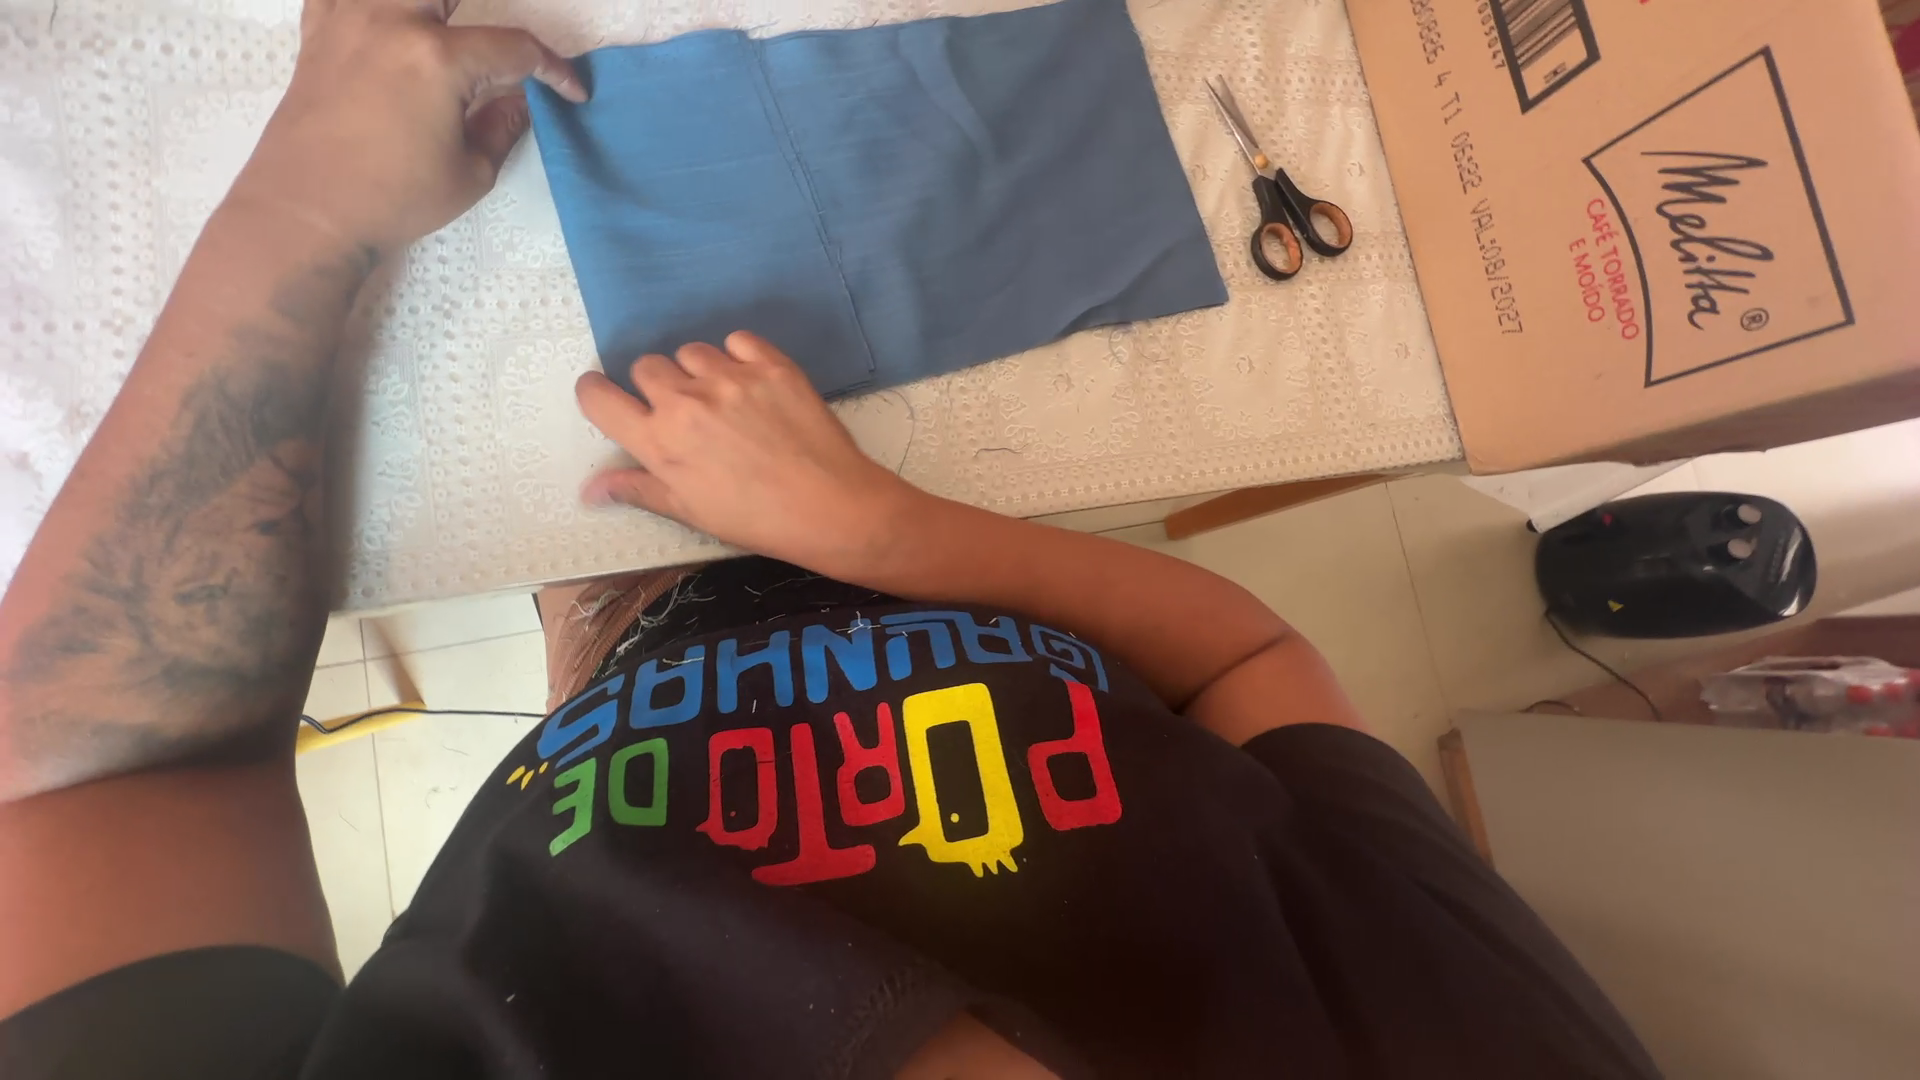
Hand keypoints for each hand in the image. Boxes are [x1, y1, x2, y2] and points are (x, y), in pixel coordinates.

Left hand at [227, 0, 585, 256]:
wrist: (314, 206)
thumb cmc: (401, 196)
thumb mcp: (473, 171)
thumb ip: (502, 125)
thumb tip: (521, 100)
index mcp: (437, 58)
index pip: (513, 48)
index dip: (553, 69)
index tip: (573, 91)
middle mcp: (389, 20)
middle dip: (489, 7)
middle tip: (508, 47)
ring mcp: (347, 17)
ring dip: (433, 5)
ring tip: (452, 27)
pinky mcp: (318, 28)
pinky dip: (380, 5)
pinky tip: (395, 25)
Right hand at [575, 333, 921, 574]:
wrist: (831, 507)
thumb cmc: (758, 519)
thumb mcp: (692, 512)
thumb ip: (639, 488)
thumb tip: (588, 487)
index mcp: (659, 442)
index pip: (598, 397)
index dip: (598, 394)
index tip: (611, 399)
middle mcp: (686, 401)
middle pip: (647, 366)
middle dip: (659, 386)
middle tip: (690, 414)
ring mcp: (730, 378)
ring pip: (692, 351)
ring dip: (700, 371)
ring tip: (727, 401)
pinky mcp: (771, 366)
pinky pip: (738, 340)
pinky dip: (739, 355)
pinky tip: (754, 383)